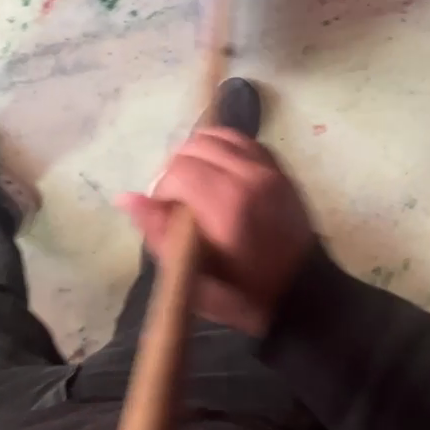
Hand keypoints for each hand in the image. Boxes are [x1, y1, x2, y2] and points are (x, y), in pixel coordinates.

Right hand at [119, 128, 316, 336]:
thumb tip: (126, 198)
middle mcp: (248, 177)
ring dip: (199, 154)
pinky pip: (244, 140)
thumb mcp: (194, 278)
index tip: (166, 213)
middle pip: (195, 147)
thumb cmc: (244, 294)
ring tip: (196, 182)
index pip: (178, 171)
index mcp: (226, 205)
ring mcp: (268, 168)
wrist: (303, 291)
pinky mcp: (279, 167)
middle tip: (178, 198)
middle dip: (177, 169)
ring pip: (219, 135)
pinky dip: (224, 148)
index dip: (162, 190)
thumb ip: (159, 234)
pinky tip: (218, 171)